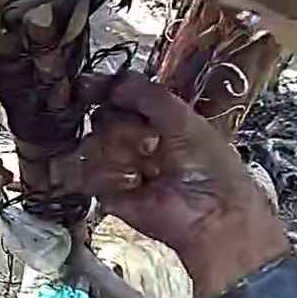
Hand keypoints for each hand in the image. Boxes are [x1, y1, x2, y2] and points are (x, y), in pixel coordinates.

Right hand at [54, 75, 287, 297]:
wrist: (211, 215)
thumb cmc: (209, 166)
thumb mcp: (184, 118)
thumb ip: (147, 94)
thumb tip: (112, 81)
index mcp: (154, 117)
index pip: (117, 95)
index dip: (102, 89)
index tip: (88, 88)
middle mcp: (134, 138)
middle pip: (102, 117)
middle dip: (125, 129)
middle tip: (152, 145)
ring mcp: (118, 165)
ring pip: (92, 144)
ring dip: (119, 154)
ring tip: (147, 172)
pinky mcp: (106, 193)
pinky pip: (85, 173)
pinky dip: (107, 175)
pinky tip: (133, 184)